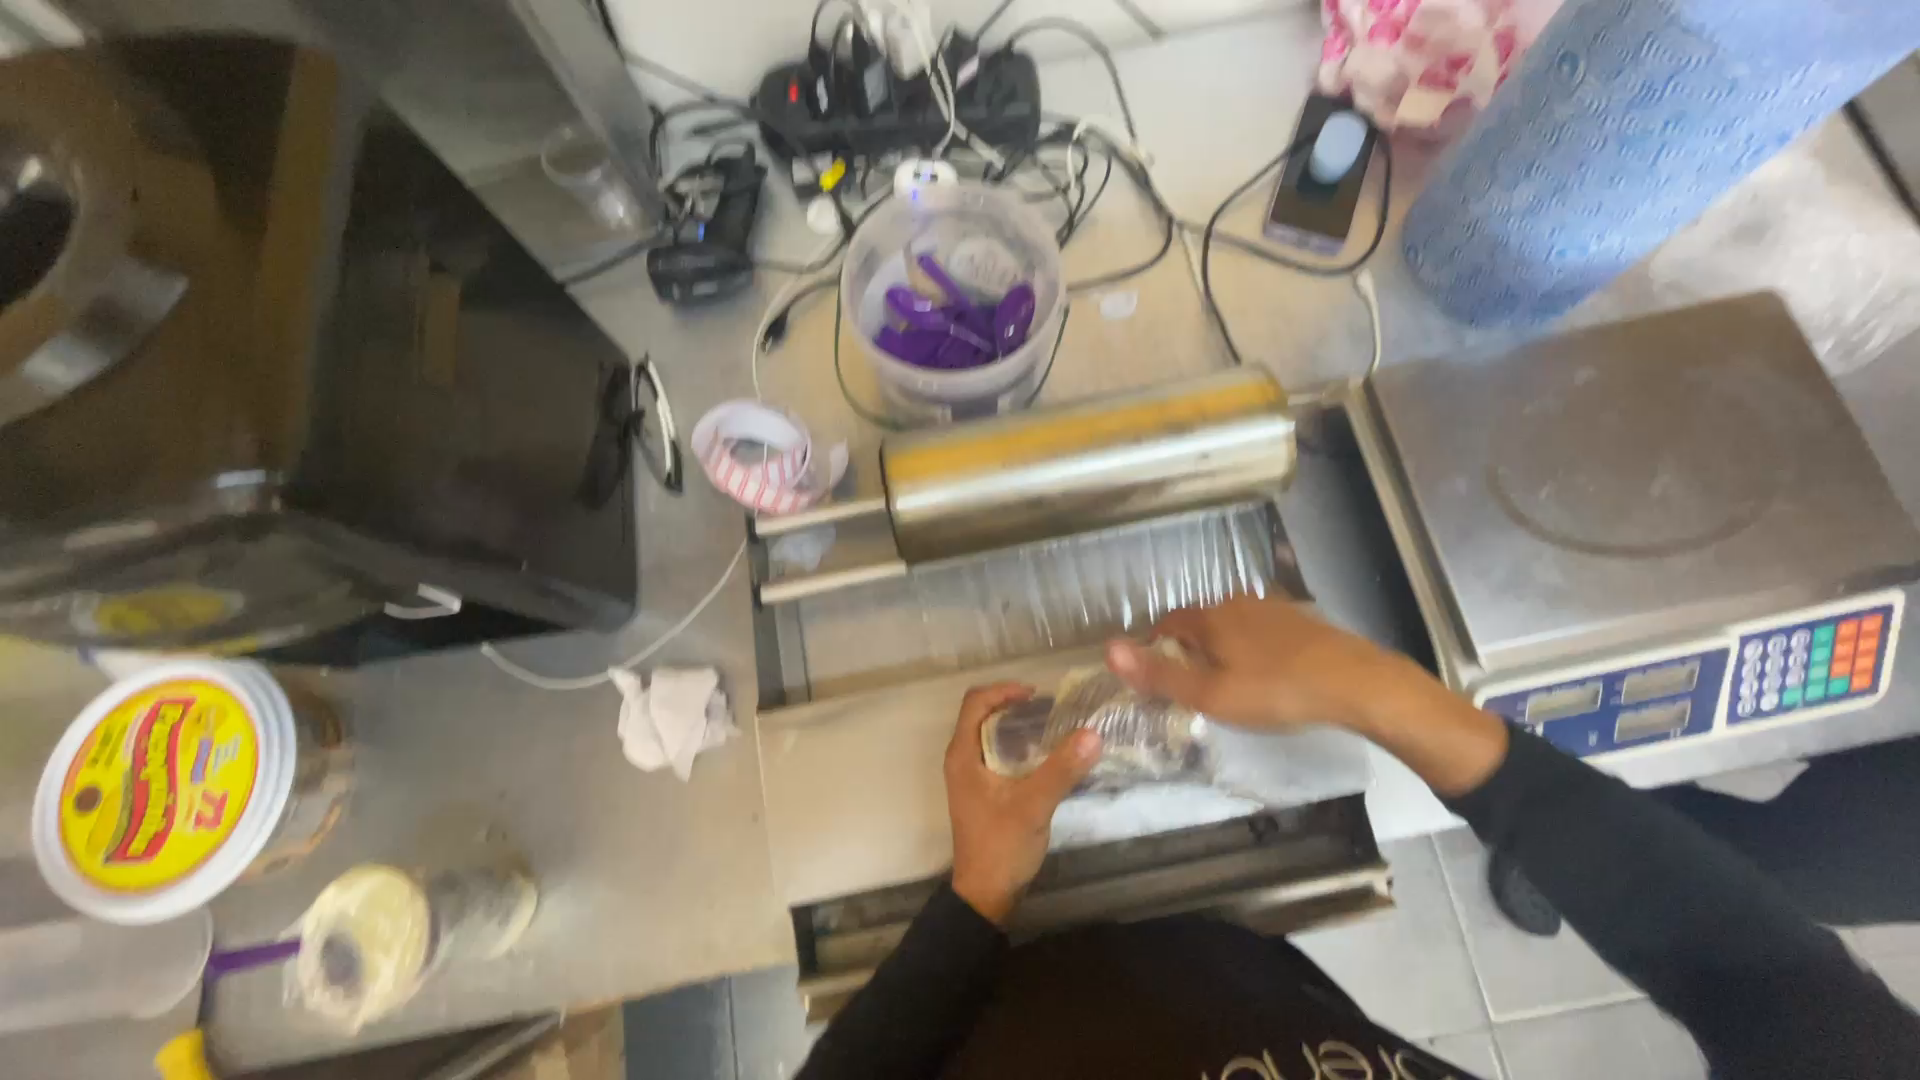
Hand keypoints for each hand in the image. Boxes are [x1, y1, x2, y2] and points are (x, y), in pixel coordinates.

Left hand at [944, 682, 1101, 925]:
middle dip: (1013, 705)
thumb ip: (1061, 769)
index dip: (1004, 690)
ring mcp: (970, 776)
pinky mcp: (982, 790)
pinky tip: (1044, 756)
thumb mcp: (1034, 805)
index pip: (975, 702)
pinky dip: (1017, 745)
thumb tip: (1093, 733)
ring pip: (990, 734)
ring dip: (1016, 725)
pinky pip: (997, 753)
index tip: (1037, 695)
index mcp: (963, 754)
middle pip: (982, 713)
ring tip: (1051, 727)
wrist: (985, 894)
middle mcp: (961, 759)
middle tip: (1049, 709)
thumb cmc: (1001, 846)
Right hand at [1105, 597, 1508, 795]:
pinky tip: (1265, 674)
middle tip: (1190, 685)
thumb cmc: (1274, 691)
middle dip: (1188, 648)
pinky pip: (1259, 632)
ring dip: (1221, 648)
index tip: (1155, 675)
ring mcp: (1271, 608)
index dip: (1154, 647)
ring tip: (1226, 682)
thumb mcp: (1209, 694)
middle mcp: (1236, 603)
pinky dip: (1251, 649)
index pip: (1166, 623)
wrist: (1356, 683)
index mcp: (1209, 618)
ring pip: (1231, 626)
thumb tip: (1106, 648)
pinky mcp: (1299, 620)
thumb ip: (1157, 674)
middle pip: (1198, 622)